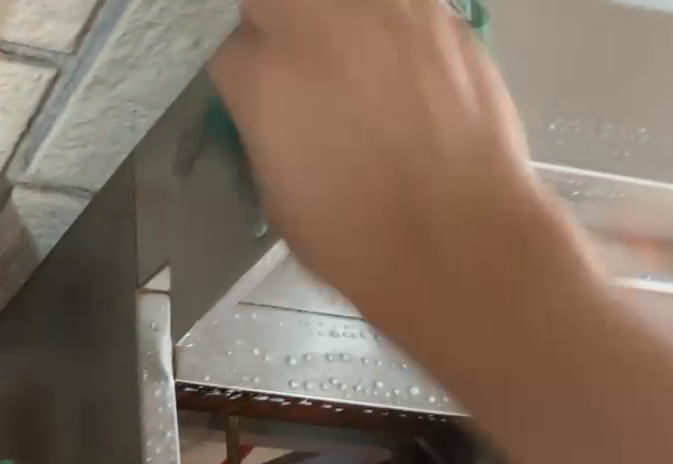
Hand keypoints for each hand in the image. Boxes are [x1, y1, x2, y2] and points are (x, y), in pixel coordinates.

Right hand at [207, 0, 586, 336]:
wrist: (445, 232)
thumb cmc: (341, 230)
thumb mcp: (273, 184)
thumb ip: (264, 128)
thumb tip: (270, 107)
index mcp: (264, 82)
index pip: (227, 50)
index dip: (235, 74)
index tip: (243, 96)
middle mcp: (321, 30)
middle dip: (268, 23)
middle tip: (279, 60)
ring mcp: (388, 14)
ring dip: (324, 20)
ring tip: (333, 59)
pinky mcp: (442, 16)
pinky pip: (393, 2)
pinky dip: (378, 22)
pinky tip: (382, 61)